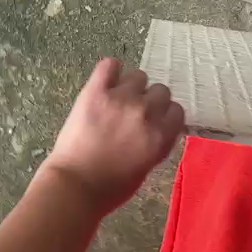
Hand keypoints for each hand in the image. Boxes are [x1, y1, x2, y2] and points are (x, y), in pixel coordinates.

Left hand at [36, 58, 185, 215]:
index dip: (164, 116)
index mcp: (160, 136)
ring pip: (138, 75)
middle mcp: (145, 113)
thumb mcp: (147, 167)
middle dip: (150, 101)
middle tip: (133, 112)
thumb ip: (156, 142)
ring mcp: (121, 99)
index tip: (154, 121)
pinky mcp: (96, 91)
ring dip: (131, 86)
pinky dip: (110, 70)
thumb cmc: (112, 186)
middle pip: (161, 91)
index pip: (176, 111)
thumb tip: (157, 126)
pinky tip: (105, 82)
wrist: (75, 185)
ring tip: (117, 99)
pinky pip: (110, 65)